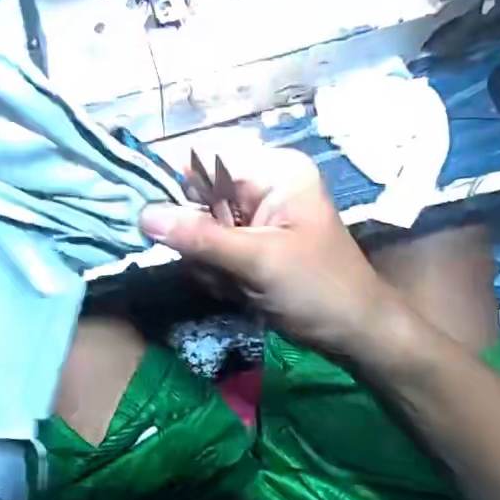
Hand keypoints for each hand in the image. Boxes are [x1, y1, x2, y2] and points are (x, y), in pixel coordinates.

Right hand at [140, 150, 429, 358]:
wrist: (356, 336)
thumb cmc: (319, 290)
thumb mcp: (258, 261)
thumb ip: (200, 237)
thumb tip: (143, 215)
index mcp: (273, 171)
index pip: (205, 163)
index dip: (175, 188)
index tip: (151, 219)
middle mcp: (261, 185)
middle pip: (197, 198)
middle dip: (197, 239)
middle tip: (216, 269)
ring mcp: (254, 215)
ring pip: (197, 228)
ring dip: (204, 261)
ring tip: (233, 284)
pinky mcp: (248, 241)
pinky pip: (208, 248)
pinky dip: (213, 272)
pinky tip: (236, 290)